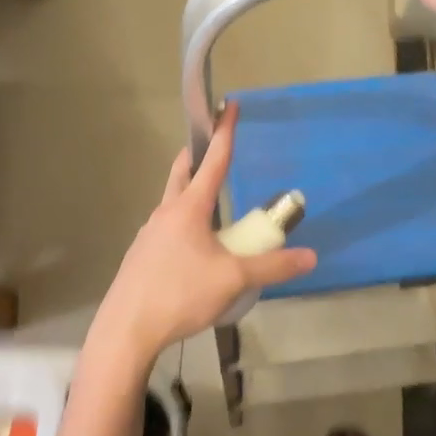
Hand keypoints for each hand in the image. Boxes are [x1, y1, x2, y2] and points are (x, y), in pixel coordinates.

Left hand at [93, 106, 316, 359]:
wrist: (125, 330)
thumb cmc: (179, 294)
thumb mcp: (233, 279)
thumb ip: (272, 266)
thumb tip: (310, 257)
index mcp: (188, 208)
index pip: (213, 161)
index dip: (225, 132)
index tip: (229, 105)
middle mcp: (165, 213)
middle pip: (183, 173)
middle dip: (198, 156)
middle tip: (214, 148)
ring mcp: (149, 235)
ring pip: (172, 203)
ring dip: (190, 193)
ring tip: (212, 208)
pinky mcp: (141, 257)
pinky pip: (166, 229)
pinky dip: (183, 224)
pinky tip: (193, 249)